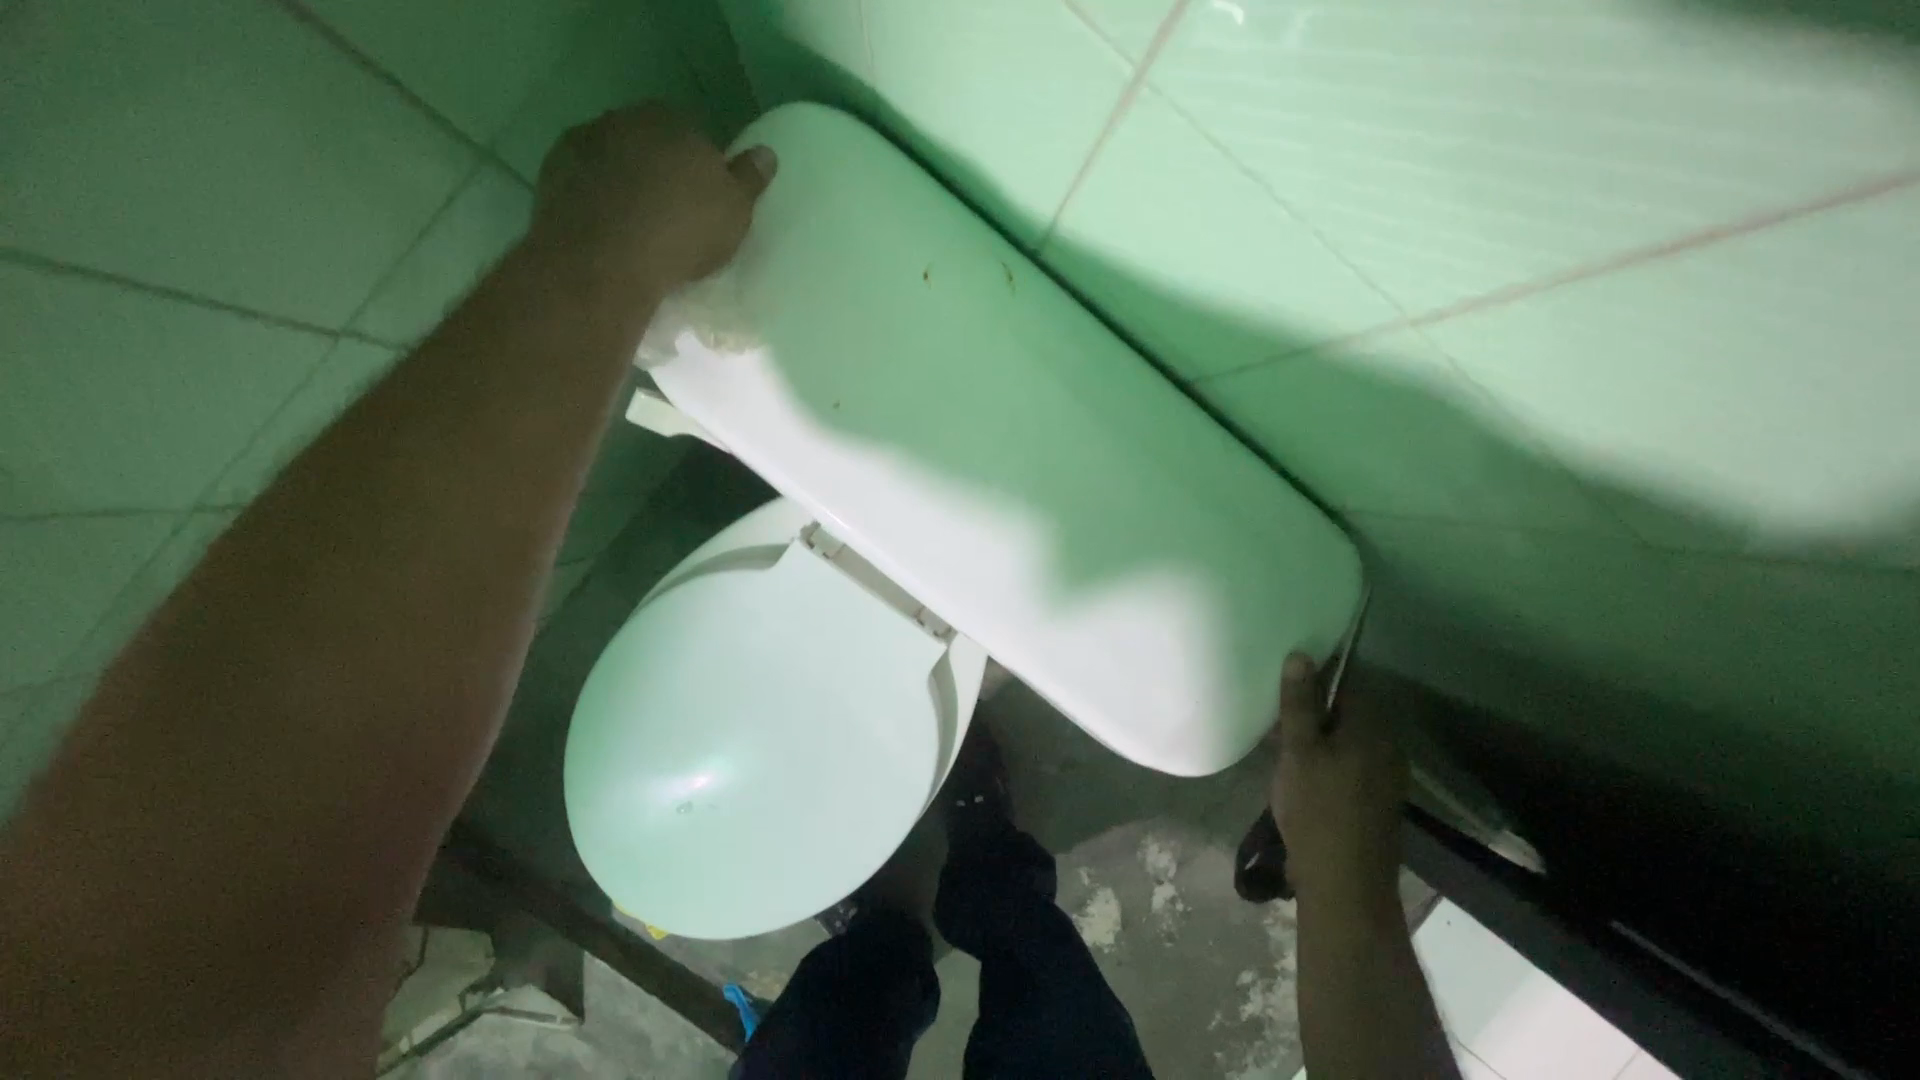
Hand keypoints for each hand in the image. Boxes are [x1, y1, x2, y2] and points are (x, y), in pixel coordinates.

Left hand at [525, 103, 776, 298]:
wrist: (605, 260)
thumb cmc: (683, 231)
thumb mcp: (735, 211)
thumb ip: (750, 178)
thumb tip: (766, 153)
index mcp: (671, 119)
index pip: (692, 135)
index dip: (700, 169)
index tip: (704, 203)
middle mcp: (621, 120)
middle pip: (648, 146)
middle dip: (659, 174)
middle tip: (673, 218)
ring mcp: (580, 146)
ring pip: (612, 165)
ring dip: (623, 189)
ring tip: (638, 232)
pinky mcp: (550, 178)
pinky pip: (584, 189)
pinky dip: (595, 206)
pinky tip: (608, 237)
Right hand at [1269, 653, 1407, 910]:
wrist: (1346, 884)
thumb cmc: (1318, 810)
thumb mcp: (1298, 751)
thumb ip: (1299, 704)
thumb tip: (1301, 655)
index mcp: (1372, 728)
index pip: (1348, 681)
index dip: (1317, 673)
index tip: (1286, 673)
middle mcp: (1388, 746)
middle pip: (1350, 710)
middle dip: (1315, 706)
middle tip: (1276, 707)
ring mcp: (1387, 775)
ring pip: (1349, 739)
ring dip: (1320, 734)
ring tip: (1282, 738)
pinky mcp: (1378, 800)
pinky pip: (1352, 762)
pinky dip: (1329, 758)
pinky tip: (1302, 771)